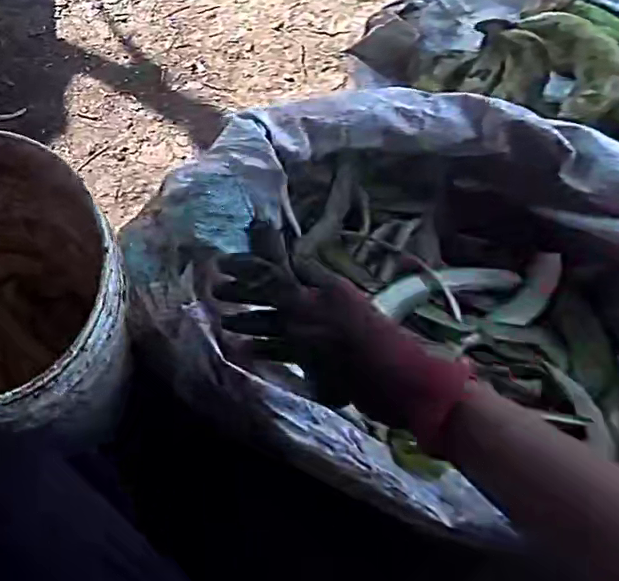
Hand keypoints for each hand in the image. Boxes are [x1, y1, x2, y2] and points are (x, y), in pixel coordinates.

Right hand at [213, 223, 469, 451]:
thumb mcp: (310, 302)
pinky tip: (245, 352)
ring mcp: (323, 334)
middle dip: (244, 294)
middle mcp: (321, 305)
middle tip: (214, 294)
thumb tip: (259, 225)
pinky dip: (266, 350)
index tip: (221, 266)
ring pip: (278, 323)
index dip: (249, 265)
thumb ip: (278, 271)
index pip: (278, 265)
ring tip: (223, 323)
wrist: (404, 392)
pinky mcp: (325, 362)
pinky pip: (288, 351)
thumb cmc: (353, 340)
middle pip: (274, 294)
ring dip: (251, 322)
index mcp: (322, 286)